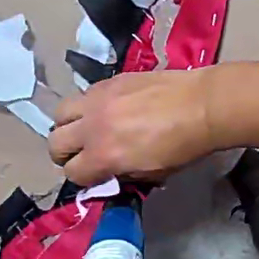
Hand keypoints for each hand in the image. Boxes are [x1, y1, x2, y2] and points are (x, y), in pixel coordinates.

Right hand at [50, 68, 220, 185]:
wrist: (203, 105)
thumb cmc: (184, 146)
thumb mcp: (153, 173)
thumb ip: (123, 175)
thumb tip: (109, 174)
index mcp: (104, 155)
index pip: (72, 172)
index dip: (83, 178)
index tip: (95, 175)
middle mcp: (93, 126)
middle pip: (55, 143)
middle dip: (65, 154)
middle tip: (82, 154)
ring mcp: (98, 99)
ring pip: (60, 113)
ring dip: (69, 125)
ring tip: (86, 128)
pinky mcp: (109, 81)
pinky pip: (83, 95)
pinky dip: (86, 106)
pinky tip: (105, 109)